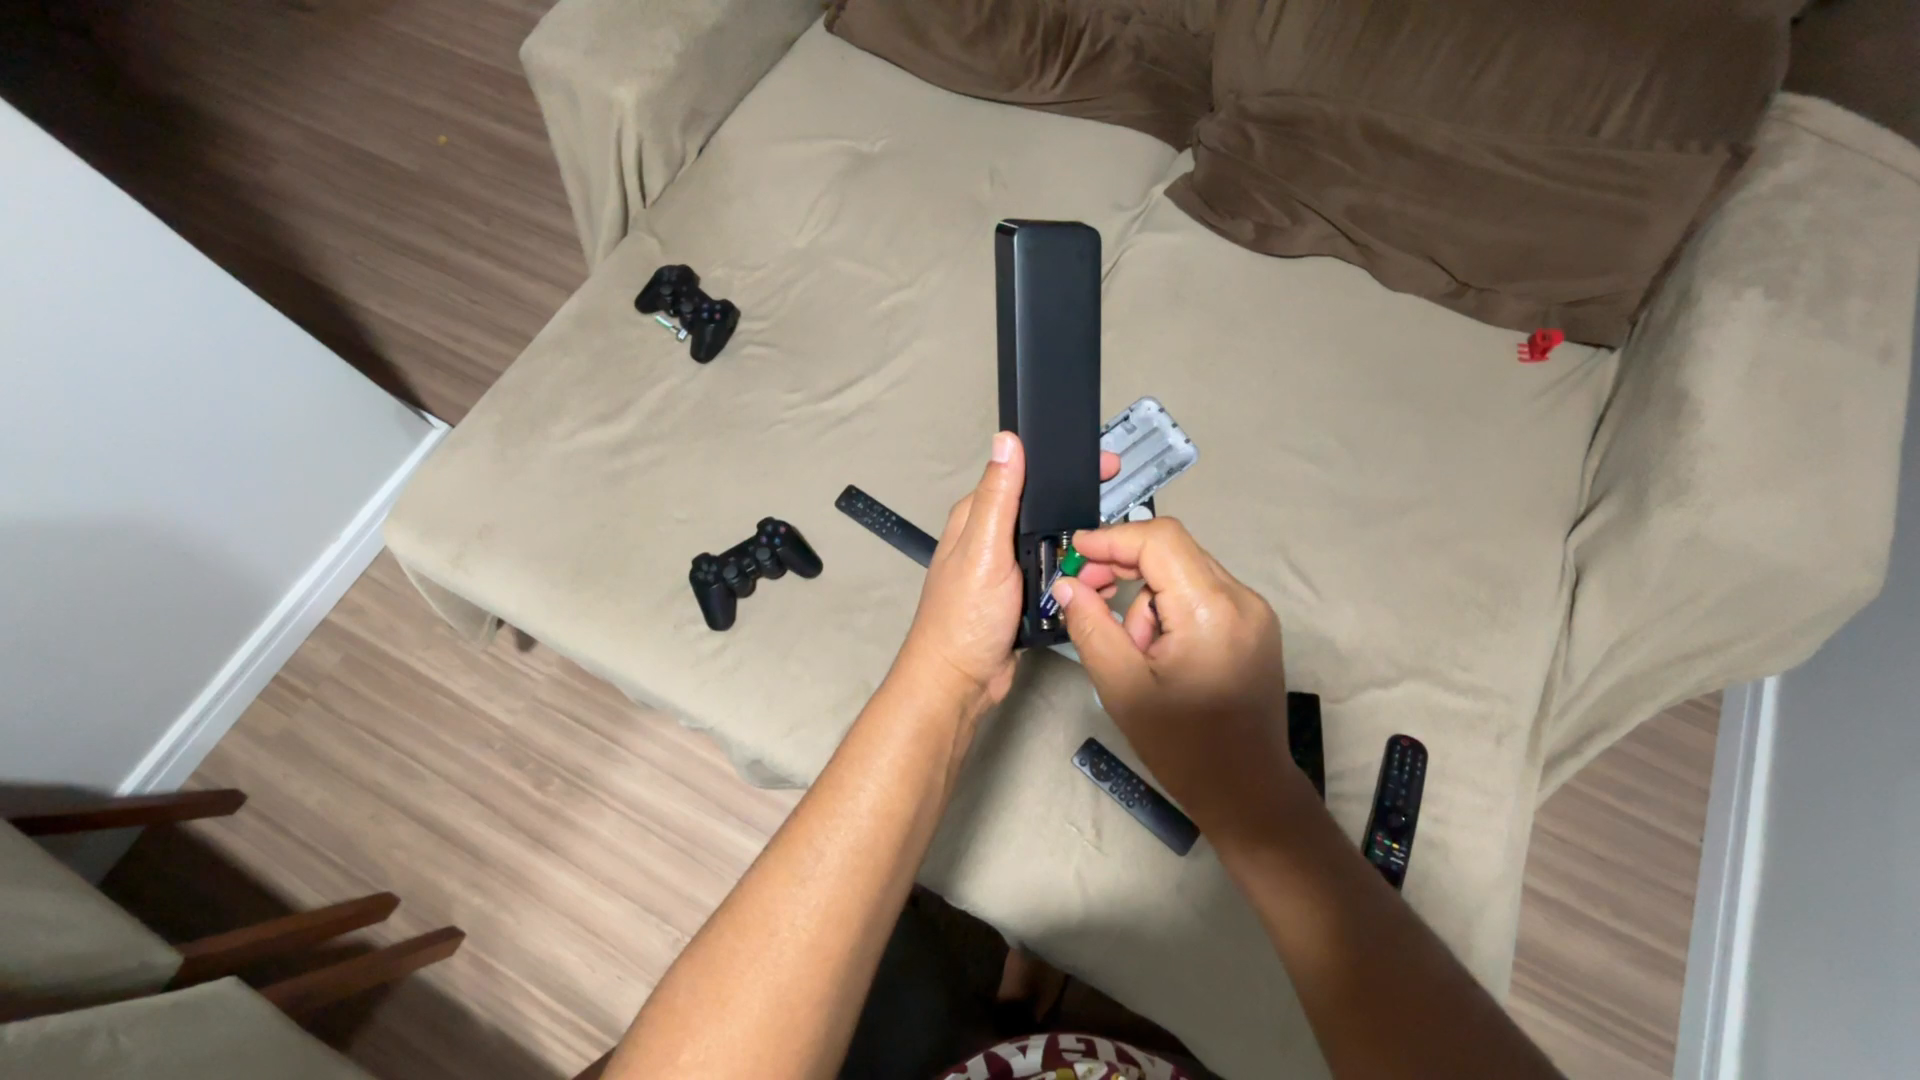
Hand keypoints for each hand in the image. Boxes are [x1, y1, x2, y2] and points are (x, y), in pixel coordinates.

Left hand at [896, 433, 1118, 714]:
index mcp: (978, 517)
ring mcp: (1009, 569)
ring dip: (1083, 558)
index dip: (1063, 471)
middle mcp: (993, 539)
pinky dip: (1076, 583)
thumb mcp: (984, 550)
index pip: (1025, 477)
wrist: (961, 682)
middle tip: (1113, 534)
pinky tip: (1095, 589)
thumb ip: (998, 497)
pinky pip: (1057, 579)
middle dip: (1083, 522)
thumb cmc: (962, 619)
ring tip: (1103, 571)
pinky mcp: (1023, 596)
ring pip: (1058, 548)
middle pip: (1049, 514)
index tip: (1105, 466)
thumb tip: (1006, 440)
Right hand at [1049, 518, 1305, 842]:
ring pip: (1186, 571)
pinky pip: (1203, 593)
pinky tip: (1157, 648)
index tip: (1075, 553)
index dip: (1112, 538)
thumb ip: (1090, 626)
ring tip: (1134, 649)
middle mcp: (1241, 598)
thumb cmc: (1182, 746)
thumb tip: (1066, 584)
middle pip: (1174, 550)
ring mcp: (1254, 612)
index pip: (1159, 541)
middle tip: (1085, 590)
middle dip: (1124, 564)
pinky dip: (1170, 606)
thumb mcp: (1122, 687)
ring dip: (1147, 595)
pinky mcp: (1255, 626)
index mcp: (1210, 610)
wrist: (1247, 791)